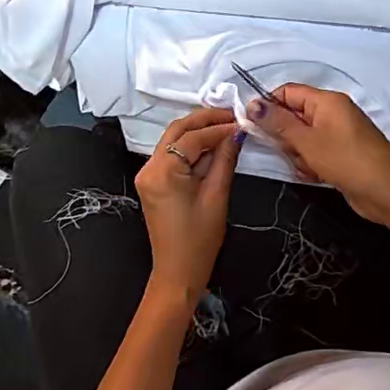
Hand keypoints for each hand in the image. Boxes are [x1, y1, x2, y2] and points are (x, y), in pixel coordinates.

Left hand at [135, 107, 241, 297]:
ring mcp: (147, 175)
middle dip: (205, 121)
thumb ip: (224, 160)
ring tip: (227, 129)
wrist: (178, 272)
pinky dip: (191, 148)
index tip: (241, 123)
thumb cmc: (199, 240)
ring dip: (199, 133)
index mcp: (162, 172)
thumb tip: (236, 134)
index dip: (218, 128)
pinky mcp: (152, 183)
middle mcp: (148, 168)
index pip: (192, 138)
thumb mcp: (217, 196)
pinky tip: (212, 146)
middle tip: (233, 116)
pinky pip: (171, 156)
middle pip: (177, 131)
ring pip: (173, 141)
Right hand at [248, 84, 389, 229]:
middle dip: (286, 138)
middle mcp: (332, 113)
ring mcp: (337, 134)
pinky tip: (317, 176)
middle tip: (292, 152)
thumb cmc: (347, 161)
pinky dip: (311, 164)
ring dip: (298, 155)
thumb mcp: (307, 141)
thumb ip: (277, 122)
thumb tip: (252, 104)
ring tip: (310, 167)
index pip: (287, 92)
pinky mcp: (340, 154)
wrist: (387, 193)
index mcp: (326, 101)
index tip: (253, 125)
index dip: (269, 106)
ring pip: (301, 139)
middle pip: (292, 117)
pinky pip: (314, 153)